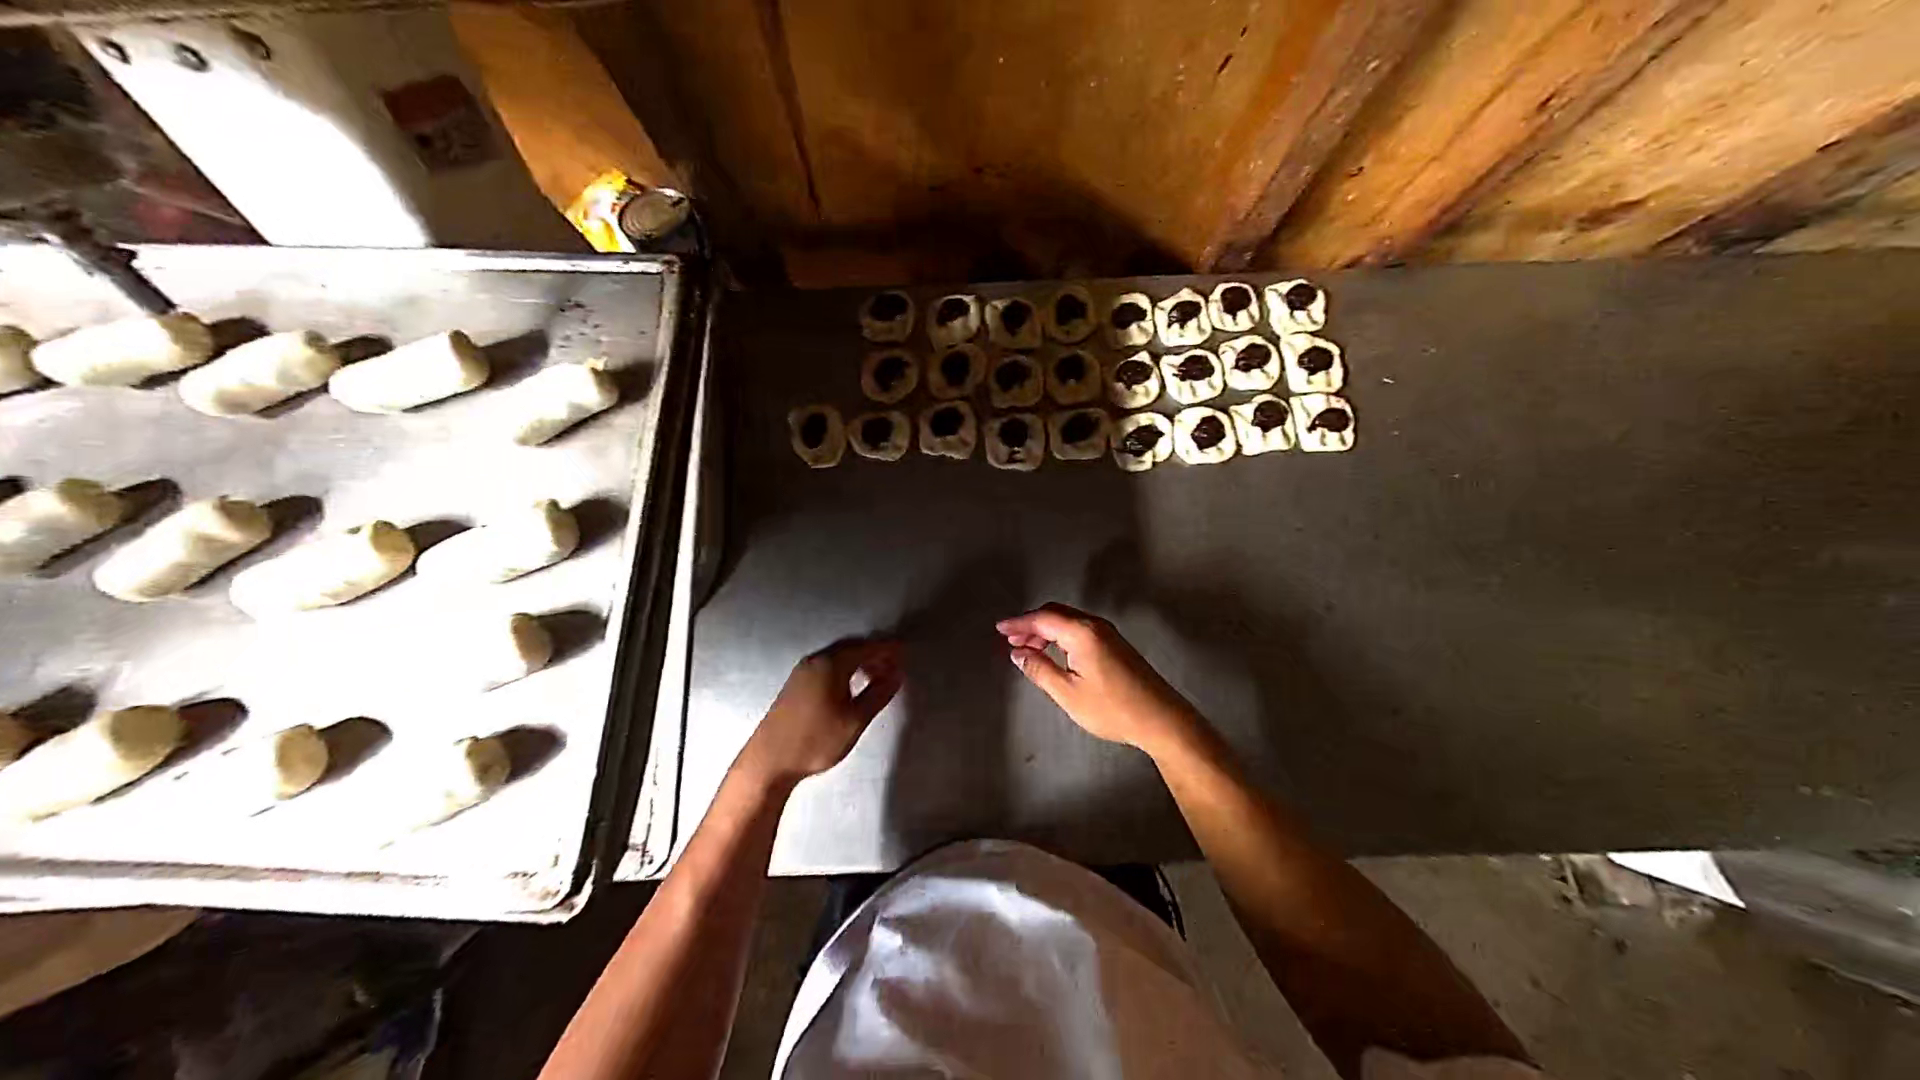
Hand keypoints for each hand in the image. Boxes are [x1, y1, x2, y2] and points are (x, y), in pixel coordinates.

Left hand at [737, 639, 902, 788]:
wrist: (770, 761)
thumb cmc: (816, 740)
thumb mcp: (855, 720)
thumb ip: (878, 694)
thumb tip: (896, 675)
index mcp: (831, 664)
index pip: (867, 647)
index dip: (888, 649)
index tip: (905, 652)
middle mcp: (815, 660)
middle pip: (852, 648)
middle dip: (875, 654)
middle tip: (894, 665)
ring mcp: (802, 671)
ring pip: (838, 657)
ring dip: (860, 662)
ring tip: (877, 677)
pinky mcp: (796, 684)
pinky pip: (828, 666)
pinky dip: (845, 669)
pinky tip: (852, 686)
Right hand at [998, 603, 1205, 757]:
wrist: (1160, 718)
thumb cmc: (1112, 708)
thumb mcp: (1068, 693)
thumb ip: (1039, 669)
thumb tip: (1018, 654)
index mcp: (1082, 633)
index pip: (1042, 619)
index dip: (1018, 623)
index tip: (1000, 629)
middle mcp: (1095, 626)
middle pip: (1055, 613)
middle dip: (1031, 624)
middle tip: (1012, 639)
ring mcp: (1108, 634)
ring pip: (1068, 620)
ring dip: (1046, 630)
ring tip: (1029, 648)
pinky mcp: (1115, 644)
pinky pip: (1080, 629)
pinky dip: (1061, 635)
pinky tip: (1055, 653)